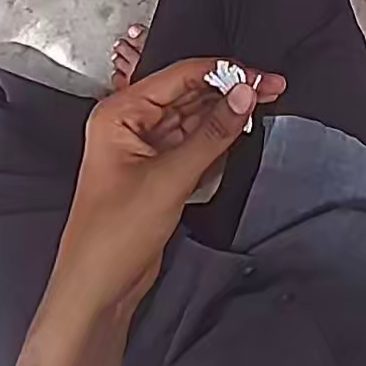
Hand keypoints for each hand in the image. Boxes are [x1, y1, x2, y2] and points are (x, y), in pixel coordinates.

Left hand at [57, 58, 284, 305]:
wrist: (96, 293)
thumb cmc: (111, 238)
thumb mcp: (169, 179)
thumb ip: (212, 133)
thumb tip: (243, 94)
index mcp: (120, 112)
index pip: (181, 75)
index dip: (224, 72)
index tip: (258, 76)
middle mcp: (131, 121)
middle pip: (190, 92)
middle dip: (230, 89)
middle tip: (270, 87)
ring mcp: (146, 143)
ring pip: (195, 114)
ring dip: (227, 111)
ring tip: (263, 103)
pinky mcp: (160, 165)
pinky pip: (194, 137)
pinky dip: (218, 134)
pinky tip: (241, 128)